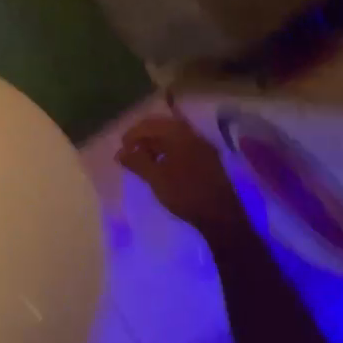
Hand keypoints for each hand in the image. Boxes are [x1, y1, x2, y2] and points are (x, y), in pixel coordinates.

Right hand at [117, 114, 247, 232]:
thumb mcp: (155, 178)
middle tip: (132, 153)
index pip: (149, 124)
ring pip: (174, 137)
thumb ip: (136, 161)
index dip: (132, 135)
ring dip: (157, 145)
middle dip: (144, 138)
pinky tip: (164, 166)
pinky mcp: (210, 160)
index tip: (123, 150)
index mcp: (178, 133)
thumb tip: (120, 153)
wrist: (222, 218)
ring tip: (145, 161)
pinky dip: (170, 151)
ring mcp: (203, 147)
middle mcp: (192, 134)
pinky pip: (184, 147)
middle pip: (162, 127)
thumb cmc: (185, 194)